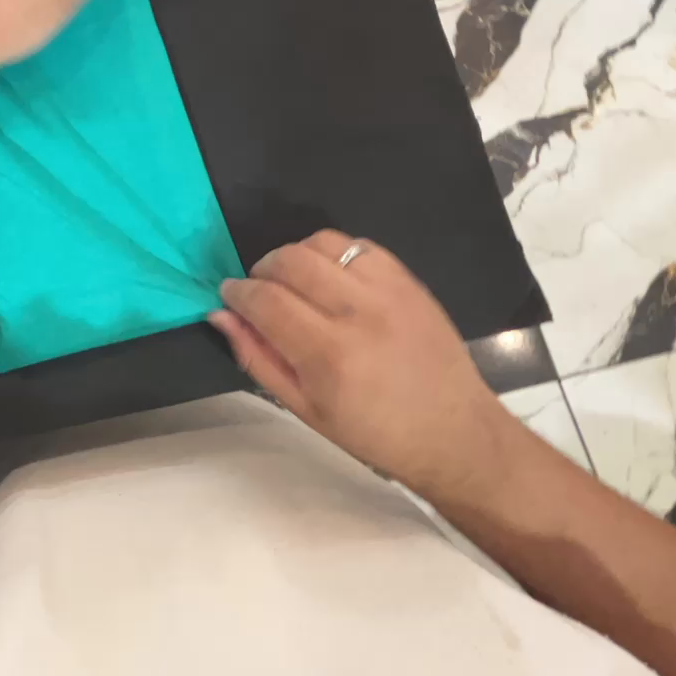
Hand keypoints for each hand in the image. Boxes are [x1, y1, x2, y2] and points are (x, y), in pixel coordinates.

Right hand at [208, 229, 515, 495]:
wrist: (454, 432)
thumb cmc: (372, 432)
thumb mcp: (303, 407)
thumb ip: (256, 356)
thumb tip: (220, 314)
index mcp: (330, 355)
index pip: (265, 300)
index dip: (237, 292)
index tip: (228, 295)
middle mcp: (359, 313)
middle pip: (289, 261)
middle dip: (261, 270)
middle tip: (259, 291)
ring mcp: (389, 291)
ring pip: (320, 243)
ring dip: (294, 256)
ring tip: (293, 281)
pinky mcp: (408, 280)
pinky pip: (356, 245)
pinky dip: (331, 254)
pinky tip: (329, 277)